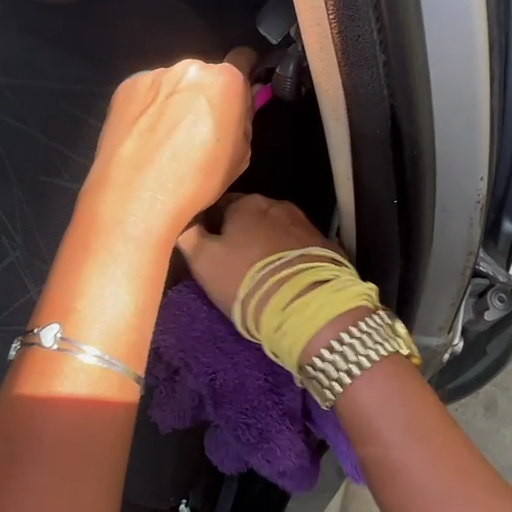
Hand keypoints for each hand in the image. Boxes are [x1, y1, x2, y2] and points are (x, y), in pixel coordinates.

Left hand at [77, 49, 255, 242]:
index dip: (244, 77)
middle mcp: (190, 68)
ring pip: (172, 84)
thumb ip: (241, 121)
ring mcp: (154, 75)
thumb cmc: (197, 180)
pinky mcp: (125, 87)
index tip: (238, 94)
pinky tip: (142, 136)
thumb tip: (235, 110)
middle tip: (196, 129)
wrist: (135, 196)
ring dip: (174, 101)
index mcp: (225, 80)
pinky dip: (147, 108)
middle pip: (204, 76)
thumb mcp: (242, 156)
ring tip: (163, 137)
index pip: (244, 59)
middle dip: (204, 95)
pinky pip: (146, 93)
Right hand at [173, 193, 336, 315]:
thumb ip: (189, 235)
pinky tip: (287, 278)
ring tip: (261, 271)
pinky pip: (301, 248)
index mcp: (246, 203)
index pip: (220, 205)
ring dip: (268, 244)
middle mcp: (278, 204)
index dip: (210, 225)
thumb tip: (183, 221)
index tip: (207, 246)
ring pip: (278, 230)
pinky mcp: (328, 247)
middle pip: (251, 216)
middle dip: (242, 233)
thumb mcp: (203, 261)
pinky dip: (292, 257)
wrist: (309, 308)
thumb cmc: (247, 280)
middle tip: (232, 262)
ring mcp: (306, 225)